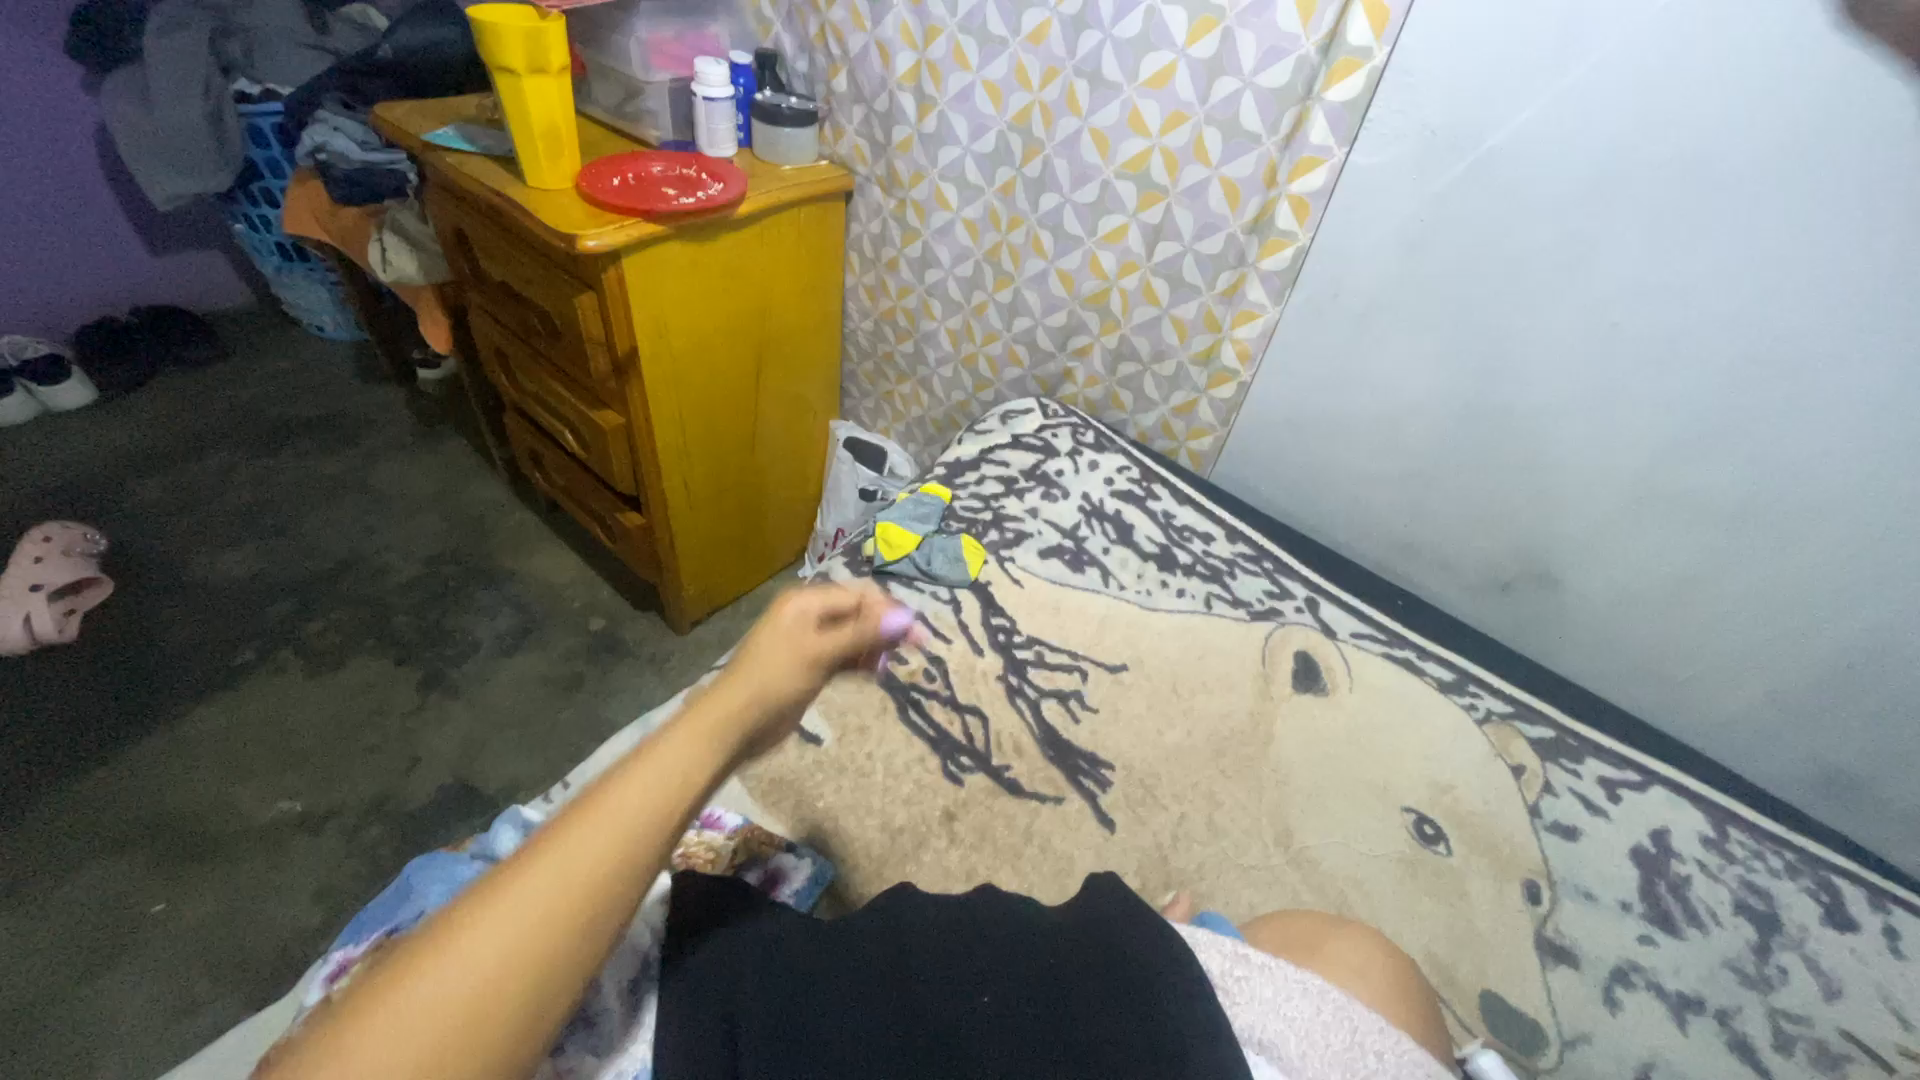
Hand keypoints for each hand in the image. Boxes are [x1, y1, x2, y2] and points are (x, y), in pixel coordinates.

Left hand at [705, 582, 926, 759]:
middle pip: (859, 612)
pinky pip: (845, 655)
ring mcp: (810, 641)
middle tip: (915, 649)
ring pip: (854, 634)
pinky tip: (876, 673)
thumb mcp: (819, 654)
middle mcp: (810, 615)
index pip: (860, 595)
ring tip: (893, 665)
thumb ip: (863, 633)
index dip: (890, 611)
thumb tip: (907, 617)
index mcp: (806, 601)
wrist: (732, 725)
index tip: (917, 636)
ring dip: (875, 646)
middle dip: (886, 627)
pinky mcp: (812, 666)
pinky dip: (861, 661)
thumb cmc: (773, 682)